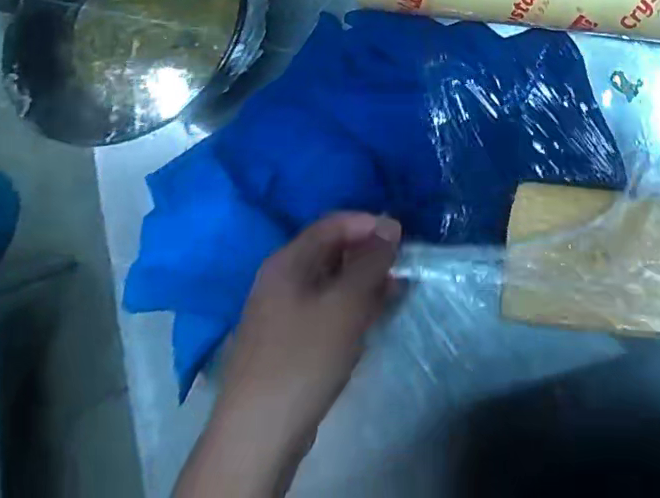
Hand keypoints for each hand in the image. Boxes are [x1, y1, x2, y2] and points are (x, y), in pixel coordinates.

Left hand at [179, 213, 399, 497]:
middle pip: (332, 251)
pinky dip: (351, 307)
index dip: (370, 224)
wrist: (258, 435)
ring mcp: (281, 312)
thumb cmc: (305, 356)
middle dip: (370, 255)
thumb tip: (390, 224)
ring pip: (332, 282)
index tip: (402, 239)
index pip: (334, 223)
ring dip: (364, 282)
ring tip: (394, 293)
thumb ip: (372, 260)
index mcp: (288, 261)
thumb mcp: (347, 302)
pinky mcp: (288, 341)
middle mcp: (281, 279)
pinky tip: (371, 320)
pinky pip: (325, 308)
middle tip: (402, 268)